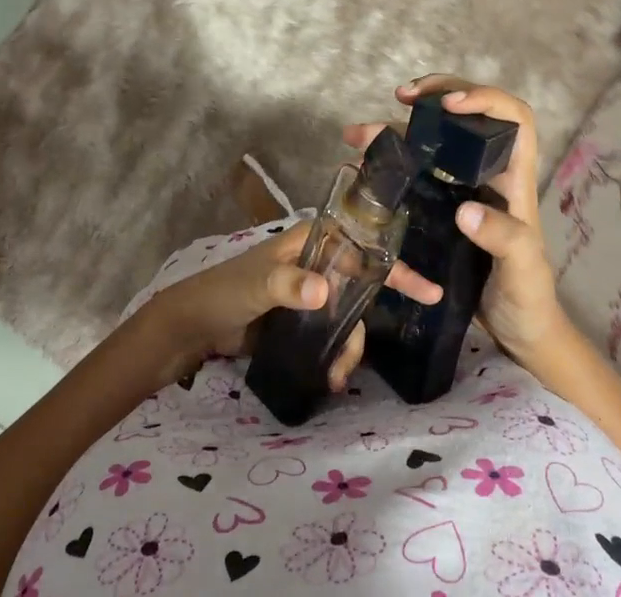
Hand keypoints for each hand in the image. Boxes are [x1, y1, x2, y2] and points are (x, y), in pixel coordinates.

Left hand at [143, 221, 442, 390]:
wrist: (193, 326)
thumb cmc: (223, 292)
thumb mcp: (254, 285)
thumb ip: (286, 284)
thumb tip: (324, 291)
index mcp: (309, 243)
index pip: (360, 246)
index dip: (394, 265)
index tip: (427, 291)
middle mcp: (316, 265)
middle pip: (361, 287)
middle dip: (371, 319)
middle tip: (366, 357)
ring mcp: (309, 295)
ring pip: (348, 318)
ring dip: (350, 348)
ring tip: (337, 378)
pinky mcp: (302, 322)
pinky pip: (332, 336)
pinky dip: (338, 355)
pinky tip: (332, 377)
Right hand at [344, 75, 571, 364]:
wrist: (516, 333)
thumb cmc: (528, 298)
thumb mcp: (522, 271)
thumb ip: (503, 239)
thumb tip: (465, 210)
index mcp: (513, 180)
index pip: (513, 119)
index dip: (485, 99)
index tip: (448, 106)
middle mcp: (485, 175)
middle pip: (464, 118)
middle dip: (432, 97)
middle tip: (400, 97)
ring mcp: (457, 189)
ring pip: (429, 144)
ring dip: (394, 129)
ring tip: (357, 134)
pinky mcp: (434, 208)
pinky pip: (409, 173)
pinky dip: (384, 161)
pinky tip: (360, 163)